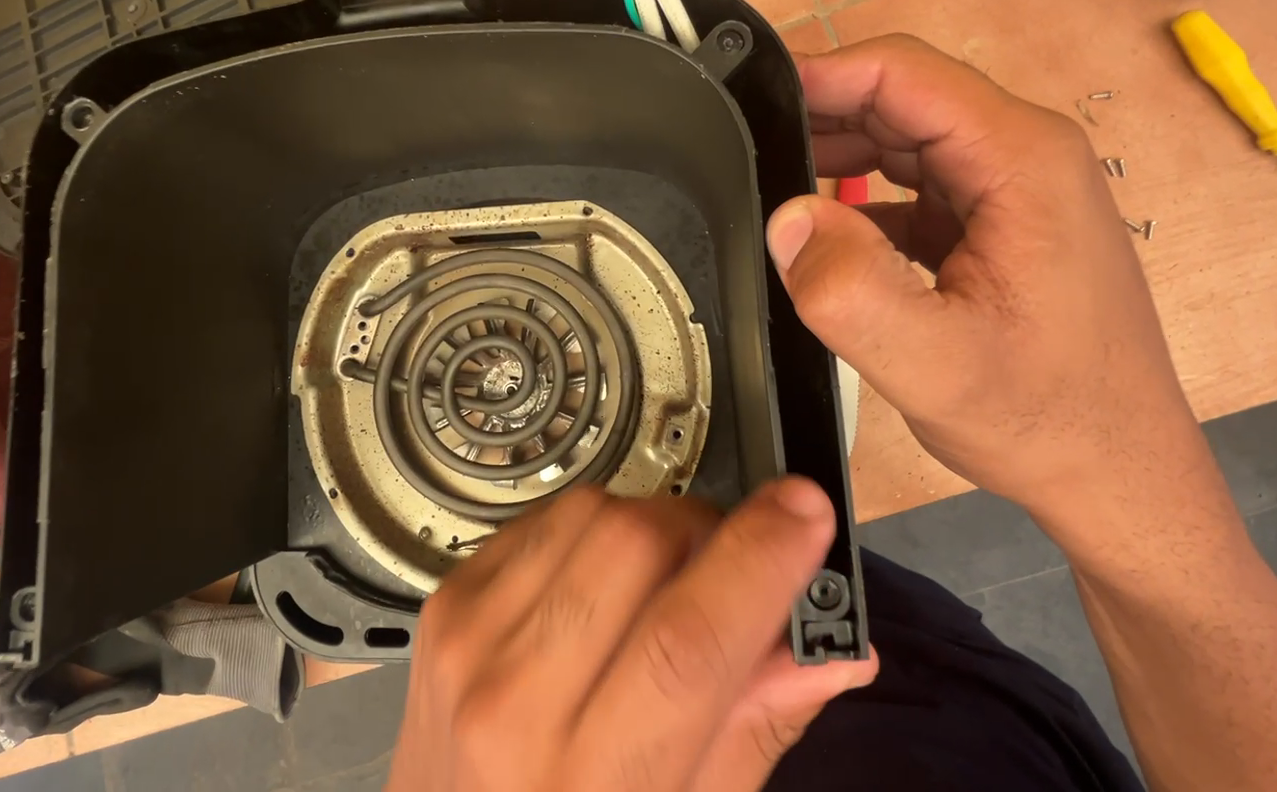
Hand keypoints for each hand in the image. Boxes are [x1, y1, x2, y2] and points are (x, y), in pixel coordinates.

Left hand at [385, 479, 876, 791]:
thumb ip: (753, 728)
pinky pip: (543, 518)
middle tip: (732, 564)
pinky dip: (593, 529)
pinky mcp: (448, 599)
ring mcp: (469, 639)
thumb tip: (829, 650)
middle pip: (635, 546)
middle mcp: (513, 700)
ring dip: (650, 525)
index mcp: (589, 780)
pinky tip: (601, 579)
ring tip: (662, 579)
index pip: (685, 644)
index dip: (758, 562)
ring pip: (591, 513)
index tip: (804, 512)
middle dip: (707, 532)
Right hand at [767, 35, 1203, 514]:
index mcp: (1017, 159)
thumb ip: (851, 291)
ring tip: (767, 179)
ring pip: (903, 138)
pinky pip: (913, 184)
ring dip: (834, 153)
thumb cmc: (1042, 416)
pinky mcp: (994, 224)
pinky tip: (821, 229)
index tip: (746, 96)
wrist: (1116, 473)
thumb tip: (784, 219)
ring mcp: (1009, 190)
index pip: (901, 74)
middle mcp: (1020, 156)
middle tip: (741, 147)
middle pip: (900, 98)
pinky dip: (859, 195)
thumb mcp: (934, 364)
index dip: (819, 74)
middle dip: (818, 113)